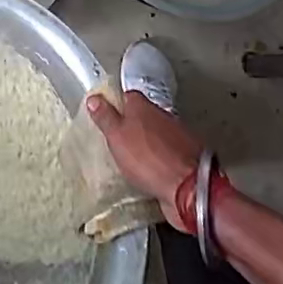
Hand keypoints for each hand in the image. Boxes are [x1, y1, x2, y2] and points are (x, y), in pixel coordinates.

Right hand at [86, 91, 204, 230]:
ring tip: (134, 157)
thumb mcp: (116, 137)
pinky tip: (152, 170)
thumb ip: (105, 117)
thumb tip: (94, 99)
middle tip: (117, 139)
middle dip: (132, 124)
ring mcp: (178, 135)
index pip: (126, 95)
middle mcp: (162, 115)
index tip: (106, 114)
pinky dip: (160, 157)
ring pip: (157, 132)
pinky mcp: (188, 156)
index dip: (116, 104)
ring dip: (147, 141)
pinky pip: (168, 151)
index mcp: (142, 105)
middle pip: (143, 114)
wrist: (188, 187)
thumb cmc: (147, 159)